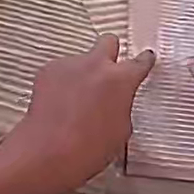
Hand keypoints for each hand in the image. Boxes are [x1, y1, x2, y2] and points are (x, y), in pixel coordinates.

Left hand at [0, 35, 155, 177]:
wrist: (49, 151)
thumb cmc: (87, 148)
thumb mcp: (121, 129)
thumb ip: (122, 105)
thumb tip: (116, 102)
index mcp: (121, 79)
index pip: (140, 61)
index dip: (144, 61)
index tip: (145, 58)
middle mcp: (96, 65)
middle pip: (108, 42)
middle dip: (111, 51)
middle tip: (108, 68)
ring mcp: (70, 65)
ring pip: (81, 60)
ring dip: (81, 74)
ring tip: (76, 101)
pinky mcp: (48, 70)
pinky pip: (60, 71)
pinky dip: (61, 83)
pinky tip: (59, 103)